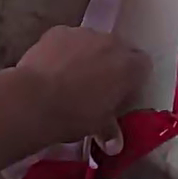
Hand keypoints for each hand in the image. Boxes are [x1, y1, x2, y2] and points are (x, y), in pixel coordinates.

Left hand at [14, 26, 149, 147]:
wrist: (34, 99)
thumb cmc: (75, 115)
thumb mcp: (98, 126)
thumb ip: (111, 130)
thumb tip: (114, 146)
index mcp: (130, 67)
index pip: (143, 66)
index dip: (133, 79)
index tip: (122, 93)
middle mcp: (112, 43)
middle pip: (119, 50)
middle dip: (112, 64)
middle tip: (97, 87)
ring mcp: (85, 34)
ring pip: (93, 42)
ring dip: (88, 55)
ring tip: (70, 78)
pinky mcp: (59, 31)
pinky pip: (69, 40)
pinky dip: (65, 50)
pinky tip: (52, 68)